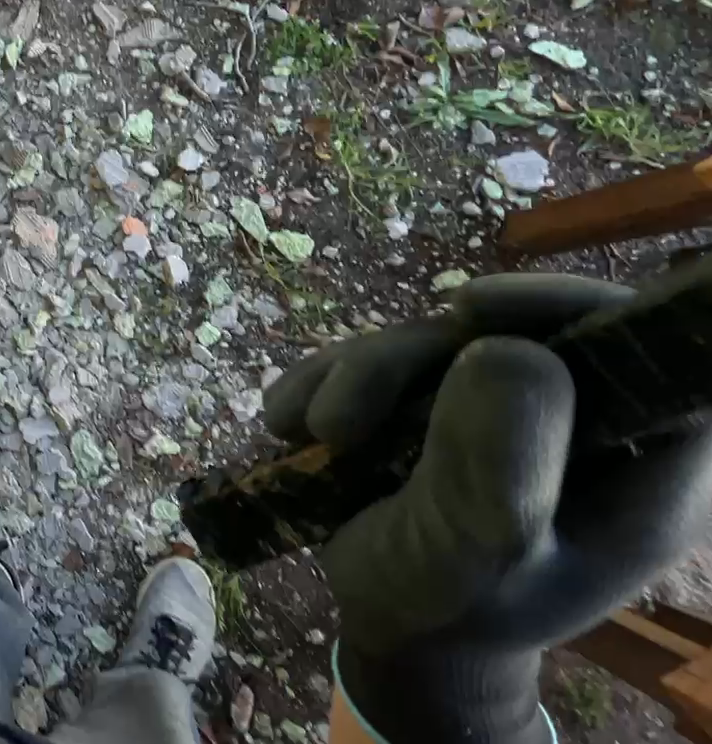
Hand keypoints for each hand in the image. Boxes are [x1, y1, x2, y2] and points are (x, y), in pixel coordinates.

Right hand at [265, 274, 711, 743]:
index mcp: (639, 455)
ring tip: (303, 434)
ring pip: (418, 341)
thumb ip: (499, 459)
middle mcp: (570, 414)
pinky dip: (316, 383)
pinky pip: (366, 358)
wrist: (393, 624)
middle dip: (399, 364)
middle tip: (339, 420)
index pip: (641, 347)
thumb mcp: (480, 547)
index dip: (565, 306)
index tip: (469, 309)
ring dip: (346, 379)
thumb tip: (504, 347)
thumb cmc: (454, 604)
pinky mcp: (421, 398)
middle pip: (493, 331)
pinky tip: (288, 425)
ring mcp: (488, 401)